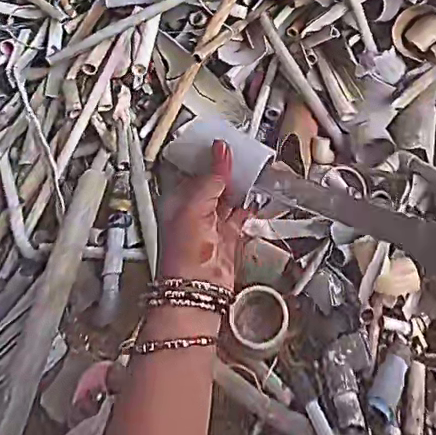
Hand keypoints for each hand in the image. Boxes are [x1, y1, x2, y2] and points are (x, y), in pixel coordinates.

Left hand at [158, 140, 249, 290]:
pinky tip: (257, 200)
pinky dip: (250, 209)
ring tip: (253, 173)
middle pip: (213, 185)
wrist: (198, 289)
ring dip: (240, 189)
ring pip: (228, 200)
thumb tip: (220, 152)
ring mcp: (211, 226)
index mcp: (178, 200)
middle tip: (242, 156)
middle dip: (226, 173)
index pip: (195, 173)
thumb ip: (211, 179)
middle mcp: (194, 212)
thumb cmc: (185, 252)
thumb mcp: (195, 205)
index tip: (223, 145)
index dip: (209, 160)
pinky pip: (240, 218)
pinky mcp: (228, 240)